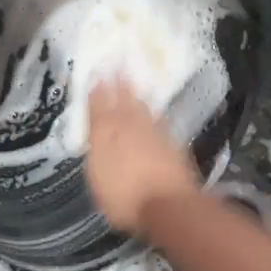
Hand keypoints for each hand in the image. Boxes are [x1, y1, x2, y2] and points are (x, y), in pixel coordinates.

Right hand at [86, 80, 202, 236]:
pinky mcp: (174, 148)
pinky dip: (153, 114)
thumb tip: (96, 118)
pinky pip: (159, 122)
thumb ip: (97, 140)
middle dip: (120, 82)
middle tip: (119, 63)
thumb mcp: (99, 170)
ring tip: (134, 82)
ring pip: (144, 108)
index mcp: (110, 131)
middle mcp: (134, 127)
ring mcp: (158, 136)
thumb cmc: (125, 194)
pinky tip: (154, 114)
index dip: (98, 88)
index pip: (101, 104)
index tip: (97, 70)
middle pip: (125, 100)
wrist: (169, 206)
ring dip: (137, 94)